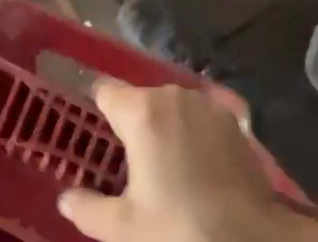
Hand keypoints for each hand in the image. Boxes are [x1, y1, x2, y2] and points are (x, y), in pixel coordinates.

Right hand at [57, 80, 317, 241]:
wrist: (251, 238)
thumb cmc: (179, 228)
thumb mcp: (124, 227)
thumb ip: (88, 208)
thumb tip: (65, 197)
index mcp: (141, 111)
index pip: (104, 90)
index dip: (93, 107)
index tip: (87, 127)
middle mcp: (173, 96)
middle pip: (139, 99)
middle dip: (130, 123)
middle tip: (123, 159)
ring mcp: (207, 105)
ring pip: (171, 107)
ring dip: (162, 126)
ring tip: (160, 165)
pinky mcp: (233, 120)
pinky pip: (199, 118)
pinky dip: (191, 133)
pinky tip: (193, 165)